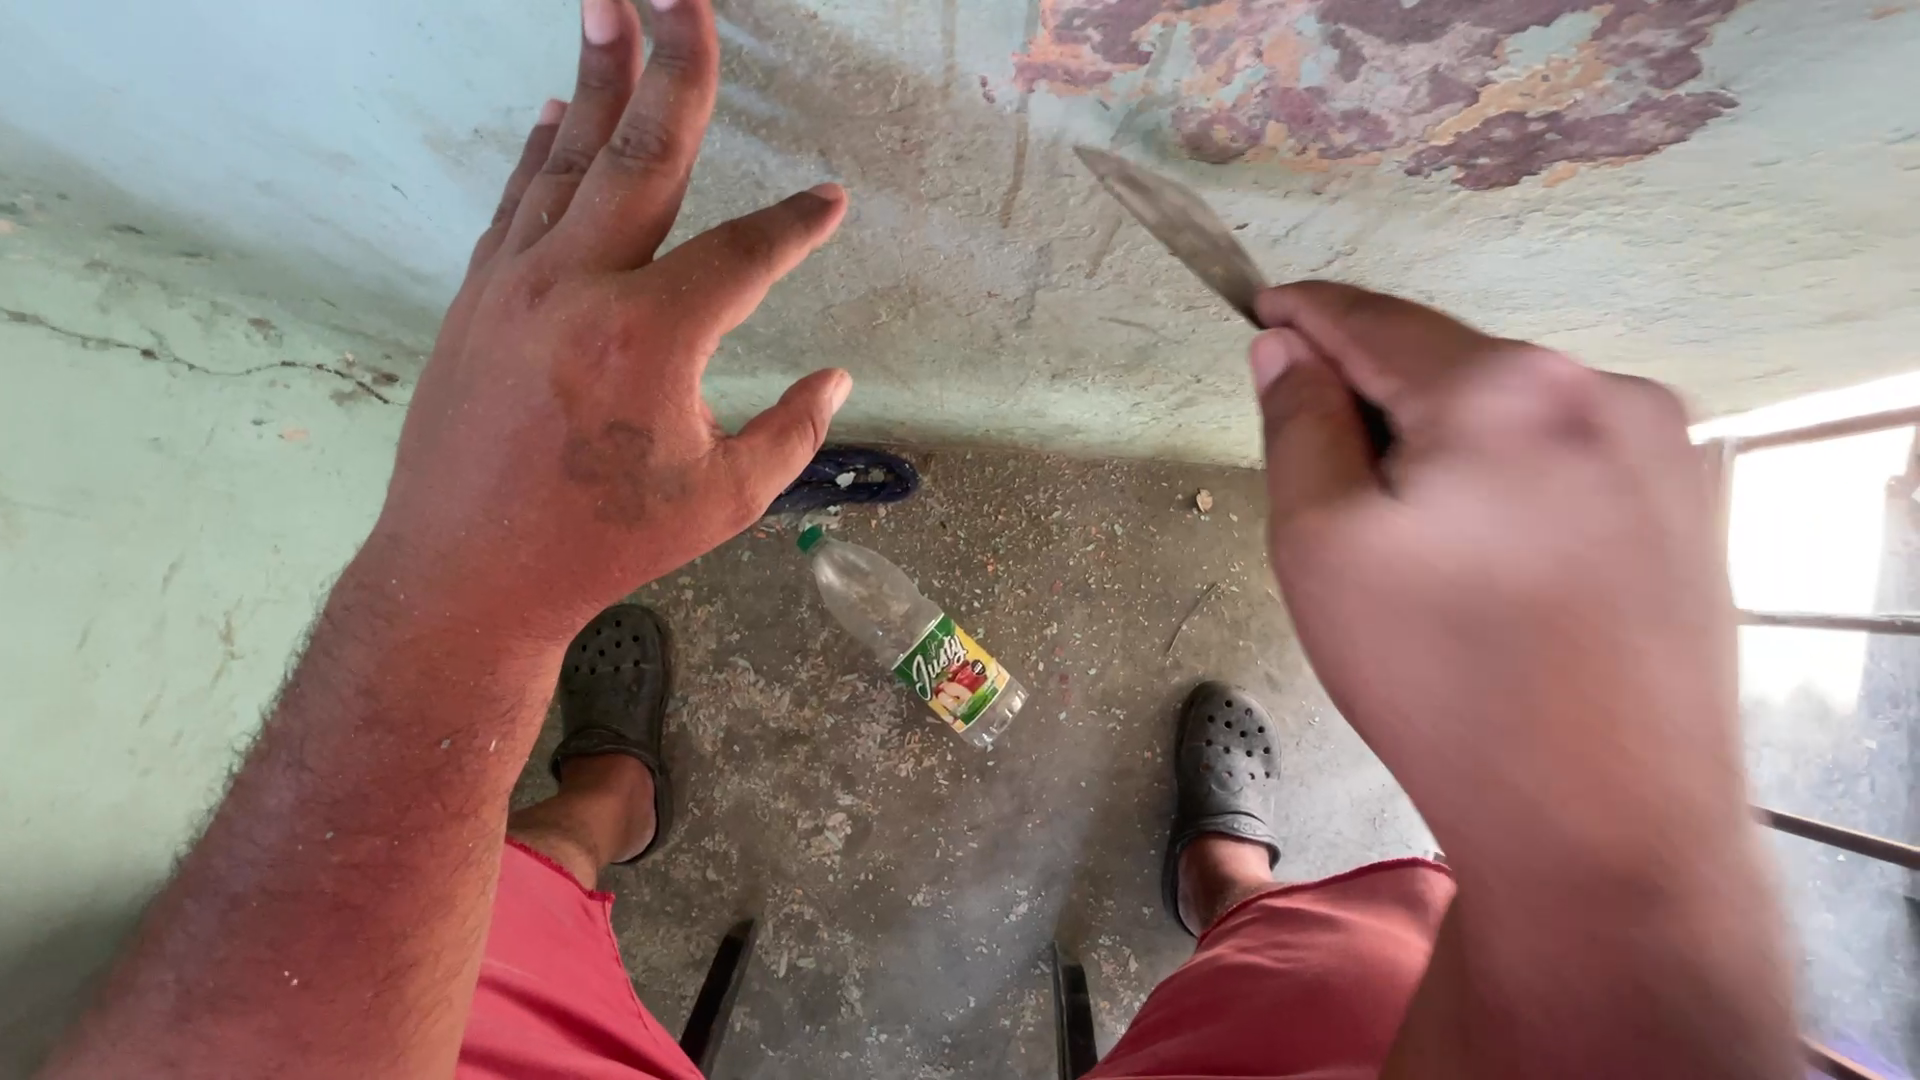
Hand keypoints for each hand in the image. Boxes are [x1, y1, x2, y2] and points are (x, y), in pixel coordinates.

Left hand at [370, 0, 848, 644]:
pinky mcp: (476, 296)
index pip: (745, 255)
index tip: (832, 200)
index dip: (798, 224)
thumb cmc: (610, 541)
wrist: (470, 569)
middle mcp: (580, 286)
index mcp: (653, 337)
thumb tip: (837, 379)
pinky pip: (520, 199)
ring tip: (611, 5)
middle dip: (677, 73)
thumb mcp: (727, 500)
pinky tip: (560, 112)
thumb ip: (793, 433)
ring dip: (599, 80)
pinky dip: (545, 149)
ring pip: (569, 161)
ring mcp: (516, 282)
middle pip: (644, 159)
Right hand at [1249, 282, 1746, 875]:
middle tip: (1315, 468)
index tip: (1263, 306)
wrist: (1598, 819)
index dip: (1306, 311)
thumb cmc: (1428, 670)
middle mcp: (1602, 391)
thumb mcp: (1318, 540)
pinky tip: (1472, 553)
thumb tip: (1284, 348)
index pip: (1373, 319)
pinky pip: (1555, 456)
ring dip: (1431, 438)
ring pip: (1502, 412)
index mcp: (1502, 388)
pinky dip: (1491, 473)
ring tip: (1396, 532)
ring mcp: (1662, 448)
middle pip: (1444, 365)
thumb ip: (1296, 424)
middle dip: (1367, 394)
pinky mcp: (1686, 509)